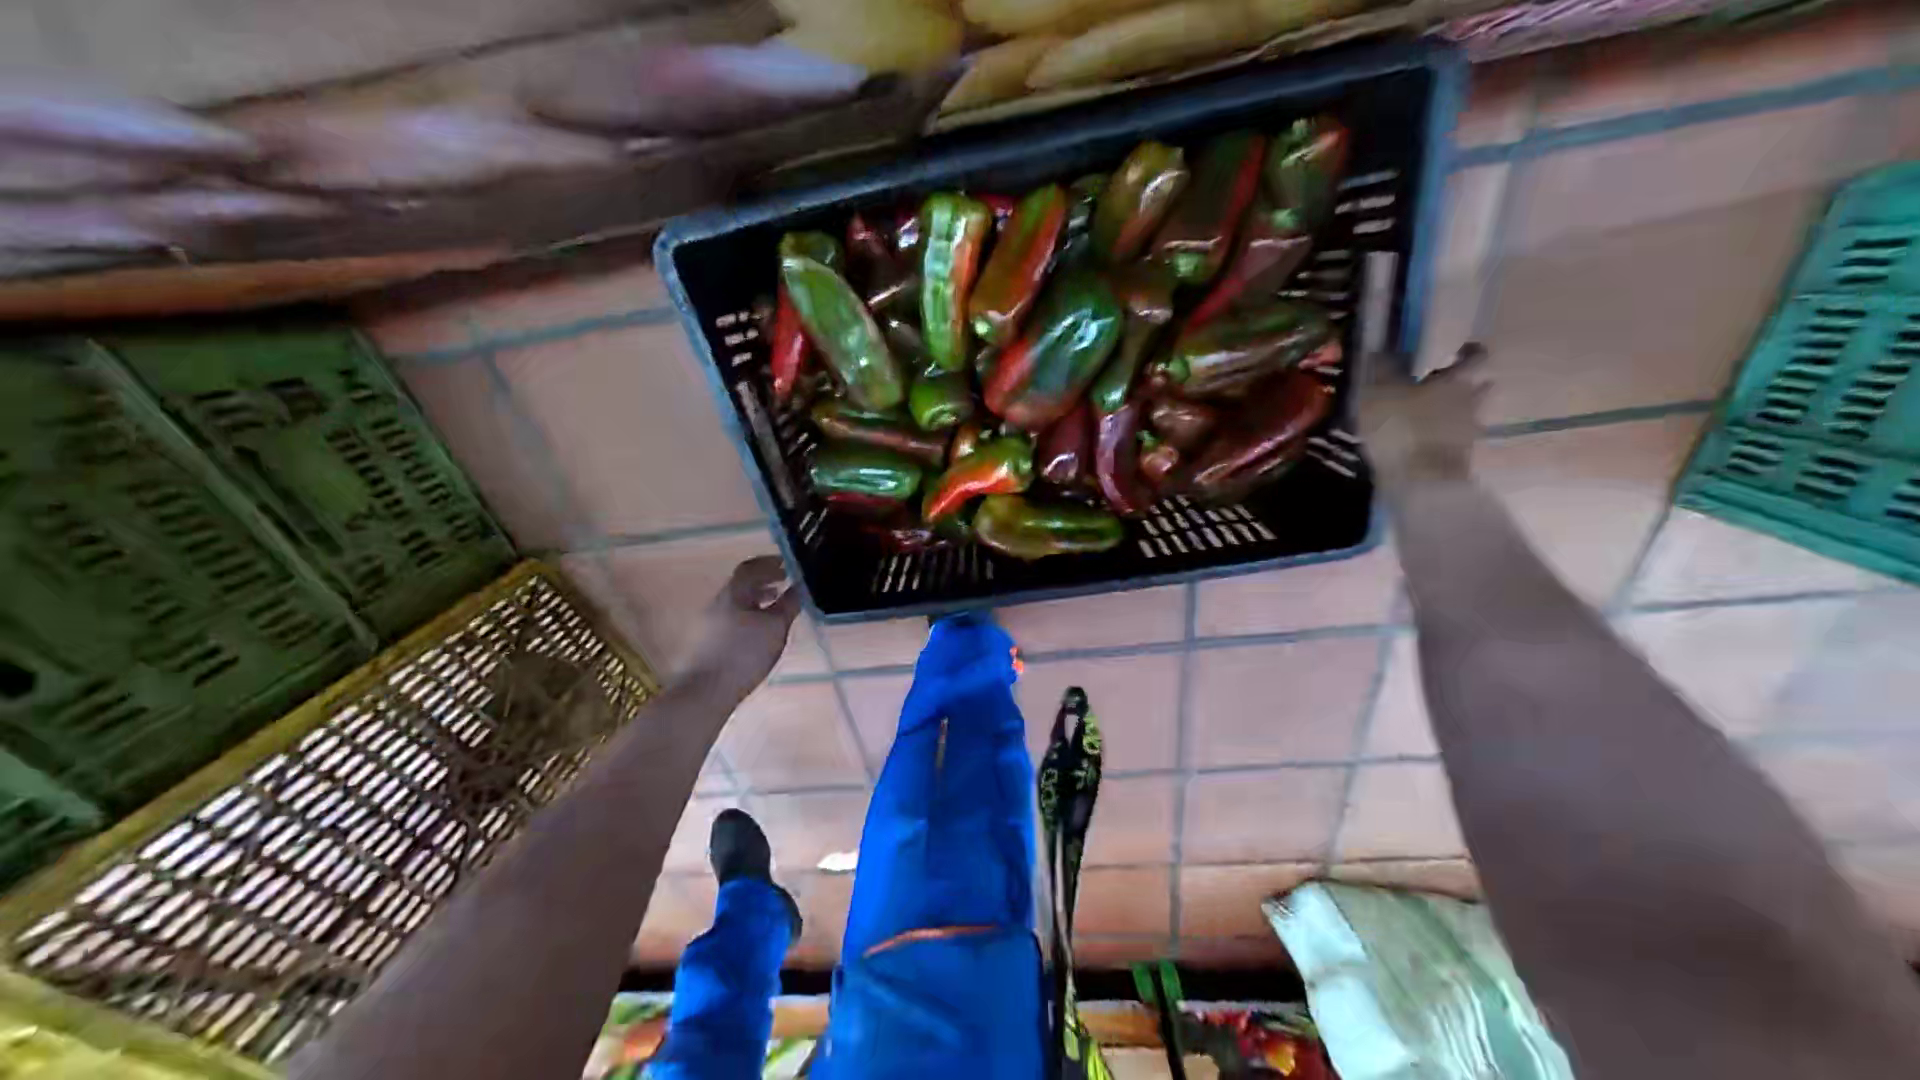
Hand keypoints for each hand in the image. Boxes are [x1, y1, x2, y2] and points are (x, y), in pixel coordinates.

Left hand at [680, 557, 802, 701]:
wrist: (706, 691)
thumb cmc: (744, 654)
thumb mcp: (775, 628)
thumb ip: (789, 604)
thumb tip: (800, 586)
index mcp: (733, 594)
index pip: (750, 567)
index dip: (769, 563)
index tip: (787, 565)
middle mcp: (718, 603)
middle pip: (742, 584)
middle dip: (765, 580)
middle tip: (785, 583)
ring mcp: (711, 623)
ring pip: (738, 602)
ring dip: (758, 598)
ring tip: (776, 605)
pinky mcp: (709, 642)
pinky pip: (733, 617)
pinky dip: (751, 614)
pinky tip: (761, 630)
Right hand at [1357, 343, 1488, 492]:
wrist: (1419, 480)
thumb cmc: (1400, 427)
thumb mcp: (1378, 393)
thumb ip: (1382, 370)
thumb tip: (1381, 347)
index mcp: (1456, 381)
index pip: (1474, 357)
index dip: (1468, 351)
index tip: (1458, 350)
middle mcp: (1472, 402)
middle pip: (1476, 387)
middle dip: (1462, 385)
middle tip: (1439, 388)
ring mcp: (1469, 432)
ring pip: (1467, 415)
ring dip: (1453, 414)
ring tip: (1428, 418)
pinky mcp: (1460, 458)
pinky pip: (1454, 439)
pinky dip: (1442, 437)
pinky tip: (1423, 442)